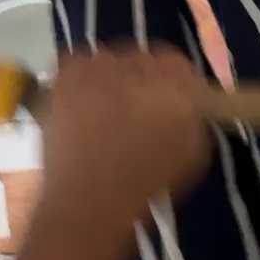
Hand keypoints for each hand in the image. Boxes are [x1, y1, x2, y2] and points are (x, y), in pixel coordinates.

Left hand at [38, 44, 209, 230]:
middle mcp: (136, 67)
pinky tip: (81, 99)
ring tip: (105, 104)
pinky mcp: (66, 77)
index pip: (176, 62)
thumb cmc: (143, 184)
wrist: (88, 203)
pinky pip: (76, 61)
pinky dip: (79, 74)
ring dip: (110, 74)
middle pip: (142, 56)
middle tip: (136, 103)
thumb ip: (193, 114)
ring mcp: (96, 69)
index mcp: (174, 85)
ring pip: (108, 57)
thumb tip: (189, 97)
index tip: (169, 96)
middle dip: (141, 76)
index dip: (173, 79)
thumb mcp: (190, 151)